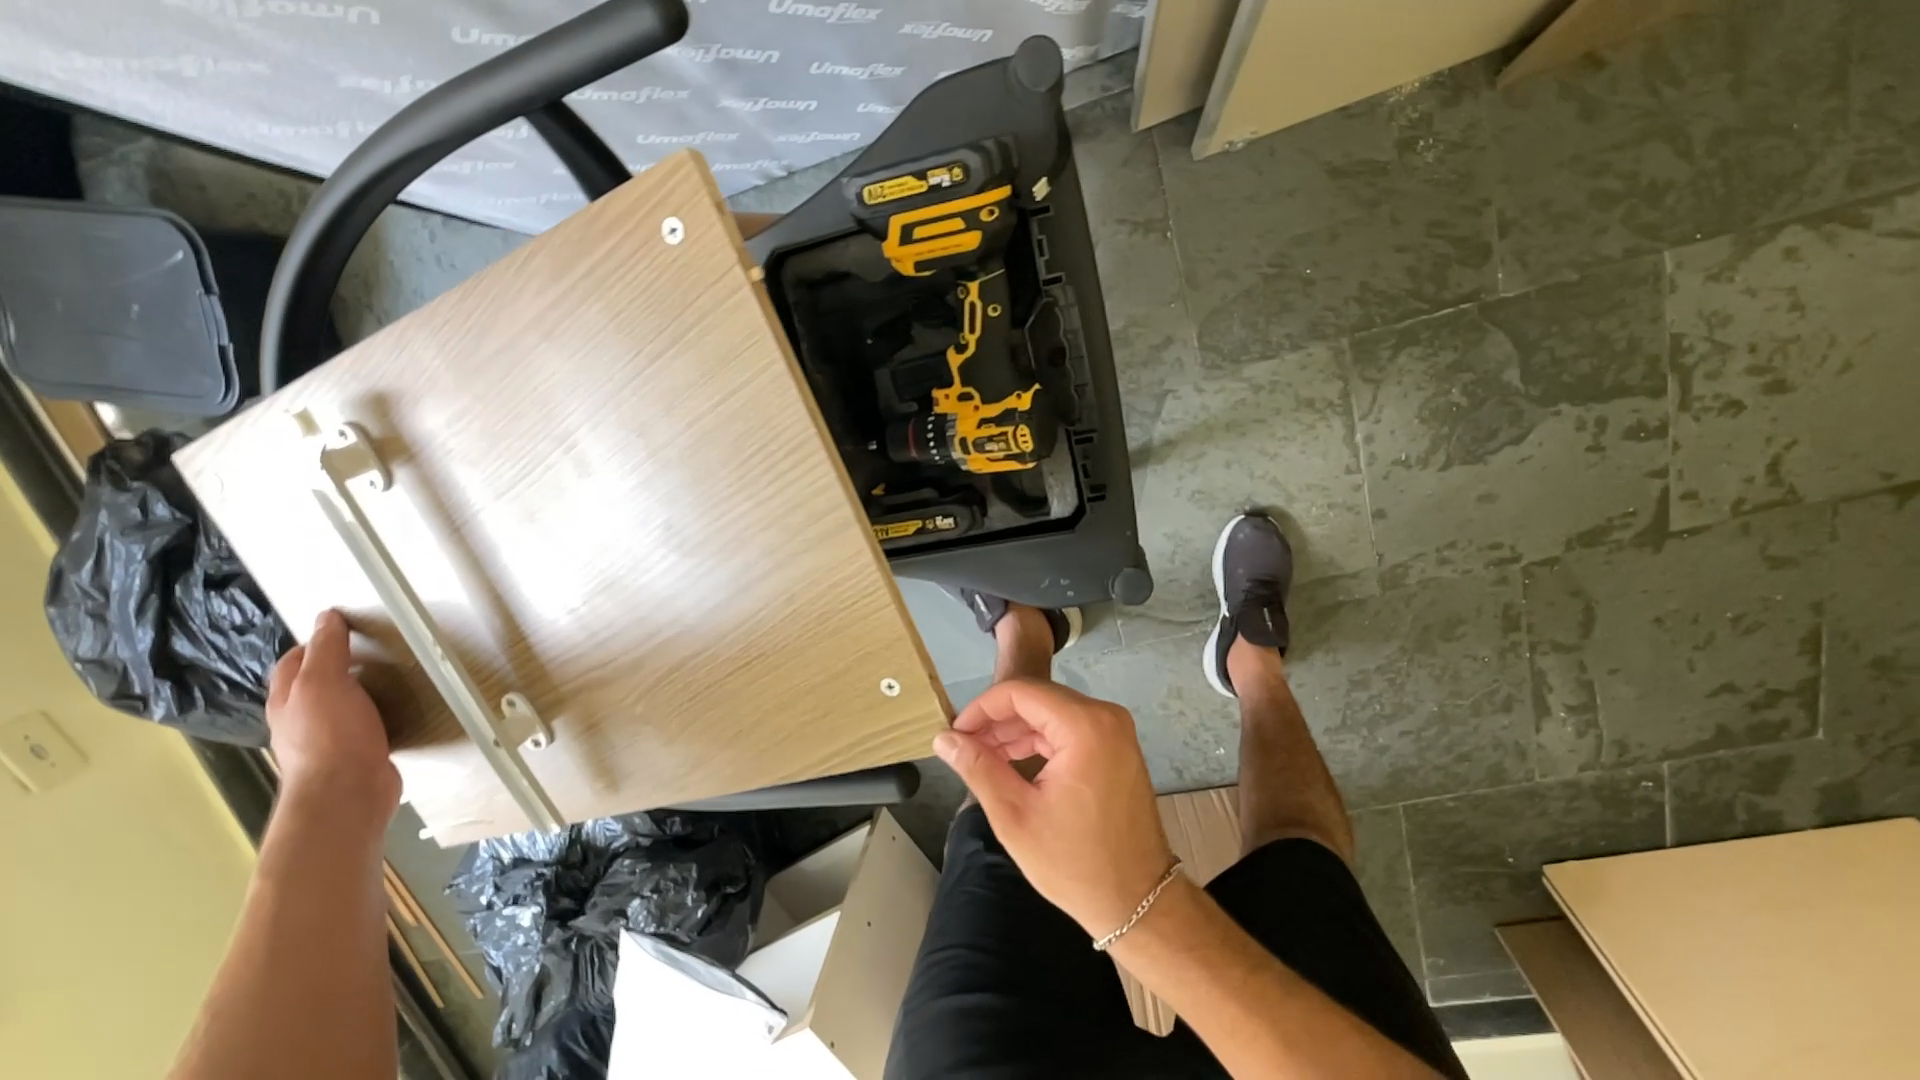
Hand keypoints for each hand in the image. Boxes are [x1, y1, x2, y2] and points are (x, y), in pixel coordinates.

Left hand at [267, 610, 400, 818]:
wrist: (347, 795)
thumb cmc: (331, 736)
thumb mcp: (324, 683)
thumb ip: (326, 650)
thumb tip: (326, 617)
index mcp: (287, 699)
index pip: (293, 661)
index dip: (316, 642)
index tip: (348, 630)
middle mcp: (300, 720)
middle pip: (314, 684)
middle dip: (338, 667)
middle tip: (374, 651)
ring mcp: (326, 741)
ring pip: (340, 707)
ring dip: (359, 693)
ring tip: (390, 679)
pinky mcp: (354, 756)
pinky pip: (364, 728)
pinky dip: (377, 716)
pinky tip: (397, 713)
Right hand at [935, 678, 1174, 936]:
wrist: (1137, 901)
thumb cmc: (1074, 863)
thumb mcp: (1015, 815)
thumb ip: (977, 767)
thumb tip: (944, 739)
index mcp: (1085, 727)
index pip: (1021, 692)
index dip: (981, 708)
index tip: (954, 734)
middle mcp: (1106, 718)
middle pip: (1038, 699)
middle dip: (997, 720)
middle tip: (963, 748)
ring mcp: (1116, 733)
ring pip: (1052, 714)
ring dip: (1016, 732)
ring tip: (982, 759)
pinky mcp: (1118, 749)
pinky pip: (1070, 731)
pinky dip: (1040, 742)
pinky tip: (1013, 764)